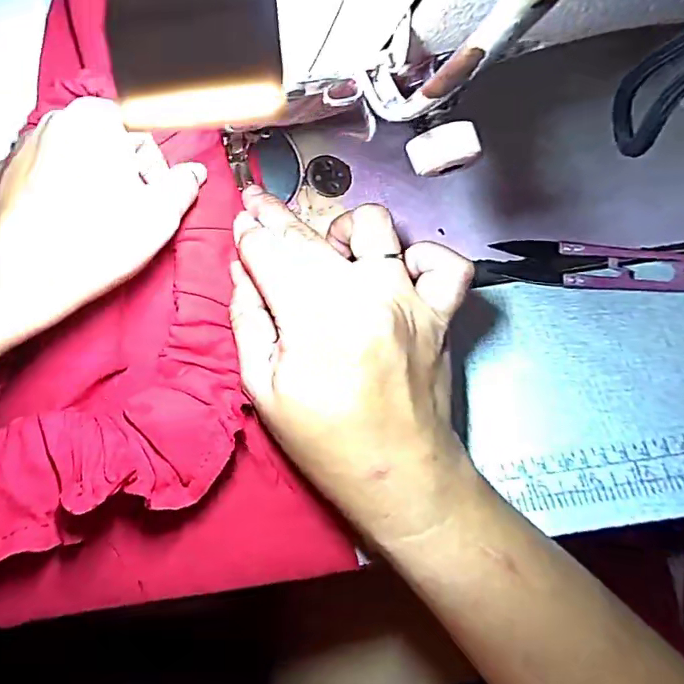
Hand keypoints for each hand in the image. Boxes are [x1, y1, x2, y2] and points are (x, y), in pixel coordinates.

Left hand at [0, 97, 206, 329]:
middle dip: (120, 174)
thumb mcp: (159, 215)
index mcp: (94, 117)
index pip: (142, 134)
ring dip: (90, 184)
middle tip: (125, 214)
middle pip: (106, 143)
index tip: (150, 198)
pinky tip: (66, 225)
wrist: (21, 277)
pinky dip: (59, 193)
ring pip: (75, 159)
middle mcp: (55, 121)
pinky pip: (47, 175)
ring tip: (93, 224)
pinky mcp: (7, 173)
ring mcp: (26, 145)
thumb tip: (191, 175)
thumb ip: (183, 185)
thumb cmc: (89, 244)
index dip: (153, 170)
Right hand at [229, 189, 477, 546]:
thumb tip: (242, 272)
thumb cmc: (324, 441)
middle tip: (256, 202)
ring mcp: (408, 302)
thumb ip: (248, 321)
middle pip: (308, 236)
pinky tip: (394, 267)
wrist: (403, 481)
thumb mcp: (262, 389)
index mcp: (313, 319)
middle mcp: (363, 297)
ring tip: (326, 246)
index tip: (238, 223)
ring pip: (373, 226)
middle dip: (273, 215)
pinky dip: (419, 255)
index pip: (270, 253)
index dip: (248, 234)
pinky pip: (444, 262)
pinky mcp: (440, 314)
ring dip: (341, 228)